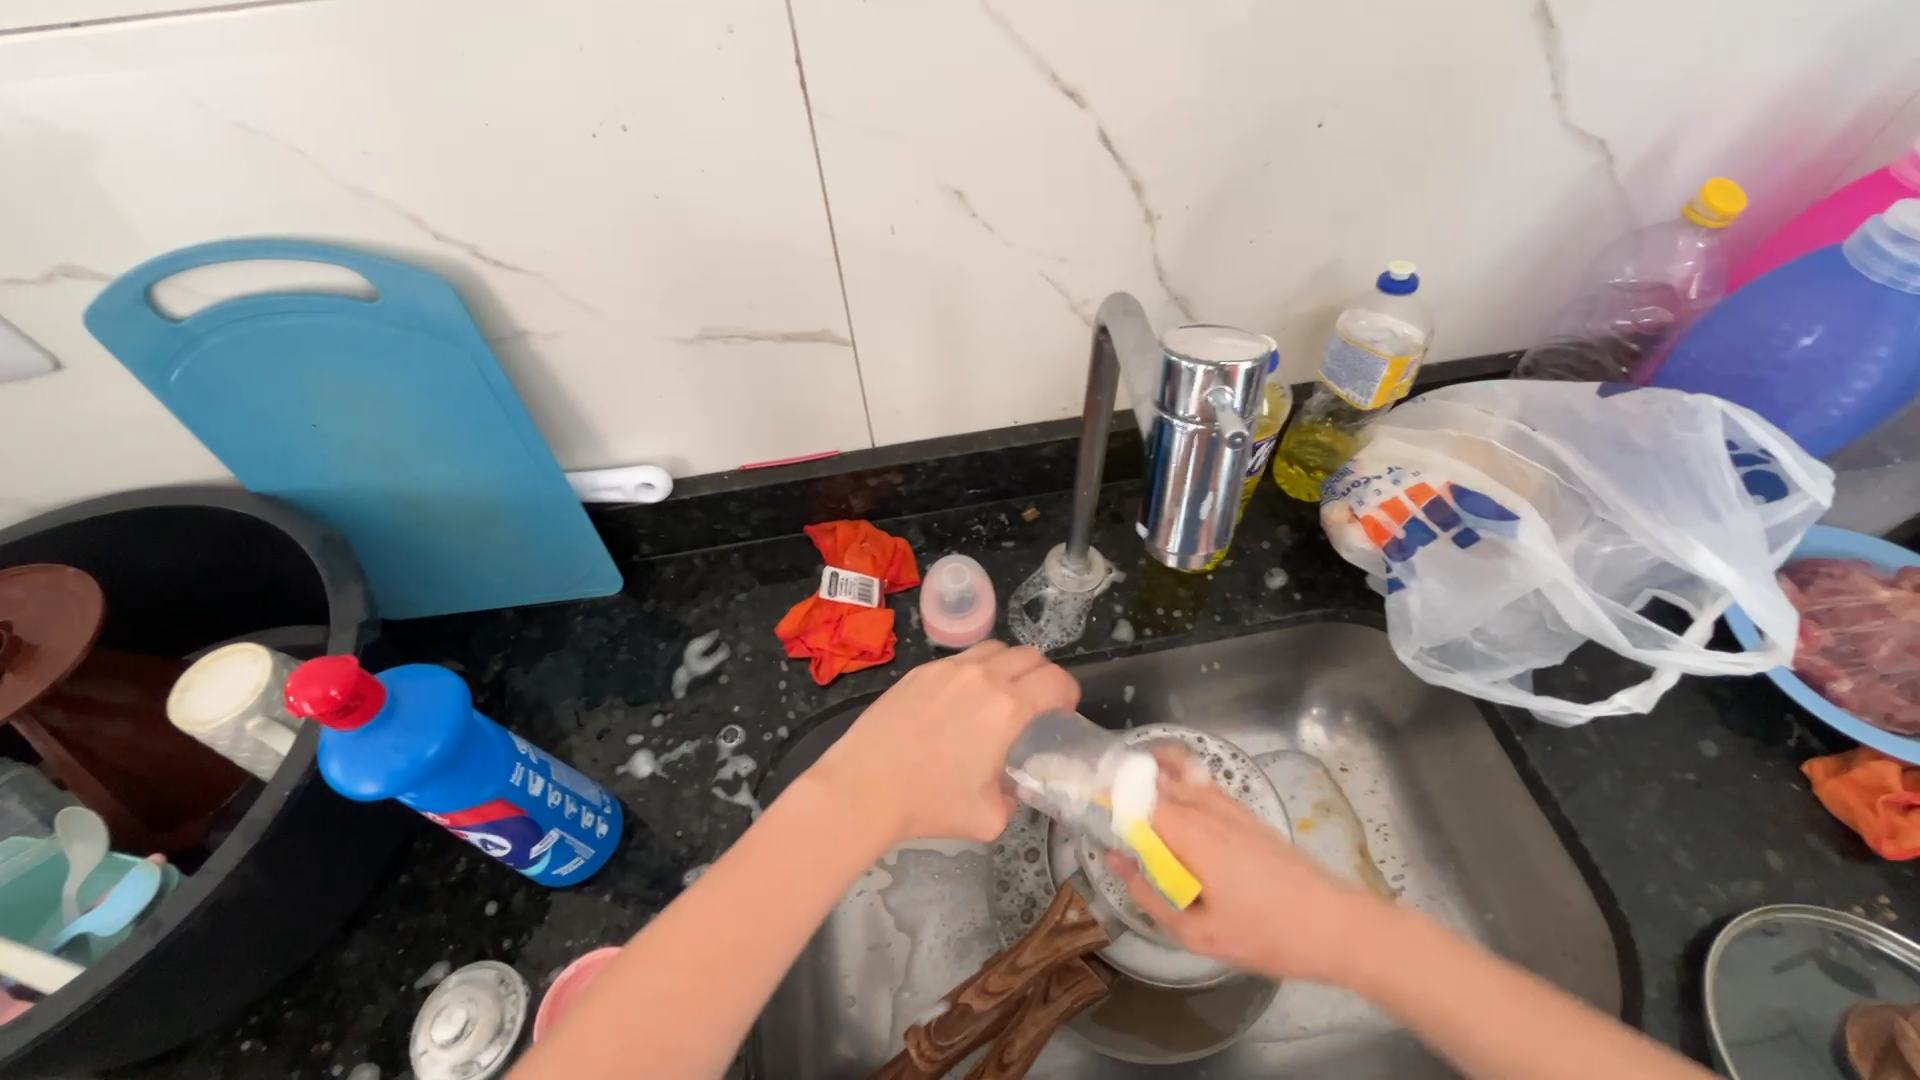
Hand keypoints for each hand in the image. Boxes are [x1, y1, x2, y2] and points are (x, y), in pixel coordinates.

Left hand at [805, 642, 1078, 846]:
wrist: (864, 786)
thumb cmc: (929, 803)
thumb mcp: (989, 818)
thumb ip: (1013, 798)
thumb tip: (1010, 787)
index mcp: (1007, 708)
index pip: (1056, 680)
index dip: (1069, 692)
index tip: (1064, 709)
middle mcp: (982, 677)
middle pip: (1029, 655)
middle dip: (1043, 675)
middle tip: (1037, 701)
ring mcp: (947, 669)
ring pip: (993, 649)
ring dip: (1008, 665)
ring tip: (1000, 692)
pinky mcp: (919, 672)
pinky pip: (959, 659)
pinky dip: (972, 671)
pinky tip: (959, 700)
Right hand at [1107, 749, 1395, 984]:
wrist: (1336, 925)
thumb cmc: (1266, 934)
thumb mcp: (1199, 933)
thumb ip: (1151, 895)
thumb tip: (1115, 861)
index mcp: (1190, 835)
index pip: (1135, 800)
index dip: (1104, 794)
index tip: (1079, 796)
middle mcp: (1207, 809)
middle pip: (1154, 779)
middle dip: (1121, 780)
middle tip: (1093, 789)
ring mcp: (1230, 807)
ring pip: (1180, 773)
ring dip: (1149, 772)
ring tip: (1123, 780)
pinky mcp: (1246, 813)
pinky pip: (1203, 782)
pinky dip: (1179, 776)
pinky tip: (1170, 788)